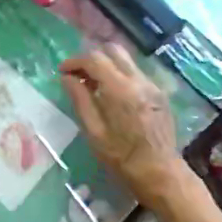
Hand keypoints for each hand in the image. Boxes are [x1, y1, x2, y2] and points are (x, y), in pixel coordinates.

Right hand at [60, 43, 190, 205]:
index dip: (75, 61)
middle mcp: (139, 80)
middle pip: (113, 50)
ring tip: (93, 85)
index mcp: (120, 89)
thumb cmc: (121, 156)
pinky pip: (135, 73)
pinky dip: (119, 75)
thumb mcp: (94, 131)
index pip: (95, 59)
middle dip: (92, 58)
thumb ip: (80, 99)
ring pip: (126, 61)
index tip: (62, 71)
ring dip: (107, 66)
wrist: (160, 171)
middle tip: (78, 74)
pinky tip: (111, 95)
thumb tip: (67, 78)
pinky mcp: (159, 93)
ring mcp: (152, 85)